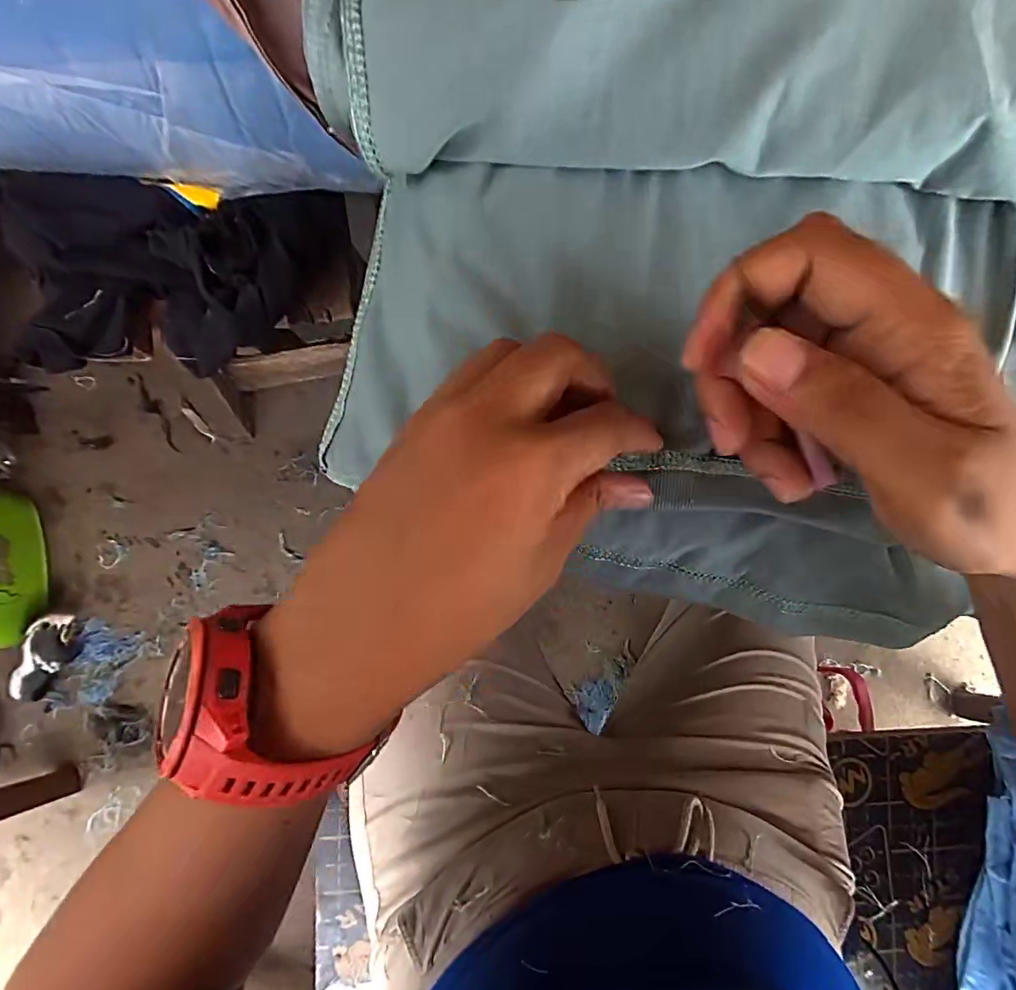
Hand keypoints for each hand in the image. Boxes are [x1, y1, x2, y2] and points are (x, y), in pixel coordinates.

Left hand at [253, 334, 661, 758]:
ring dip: (547, 370)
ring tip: (557, 416)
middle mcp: (491, 416)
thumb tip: (634, 483)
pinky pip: (473, 373)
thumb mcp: (540, 562)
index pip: (605, 422)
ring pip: (511, 351)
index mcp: (532, 463)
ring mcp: (447, 409)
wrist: (366, 612)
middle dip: (597, 378)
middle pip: (559, 355)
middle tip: (603, 419)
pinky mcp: (419, 416)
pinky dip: (506, 380)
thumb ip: (586, 504)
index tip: (649, 444)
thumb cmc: (463, 606)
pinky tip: (511, 424)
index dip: (638, 430)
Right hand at [681, 212, 1015, 578]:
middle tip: (732, 441)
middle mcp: (881, 325)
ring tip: (782, 477)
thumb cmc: (987, 510)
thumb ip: (843, 406)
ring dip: (749, 415)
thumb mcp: (921, 470)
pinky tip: (795, 479)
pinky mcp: (846, 389)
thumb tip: (754, 349)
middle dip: (733, 371)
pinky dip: (768, 435)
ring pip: (766, 355)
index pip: (810, 253)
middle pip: (773, 305)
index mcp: (911, 323)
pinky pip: (780, 394)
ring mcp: (861, 357)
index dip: (739, 288)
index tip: (702, 361)